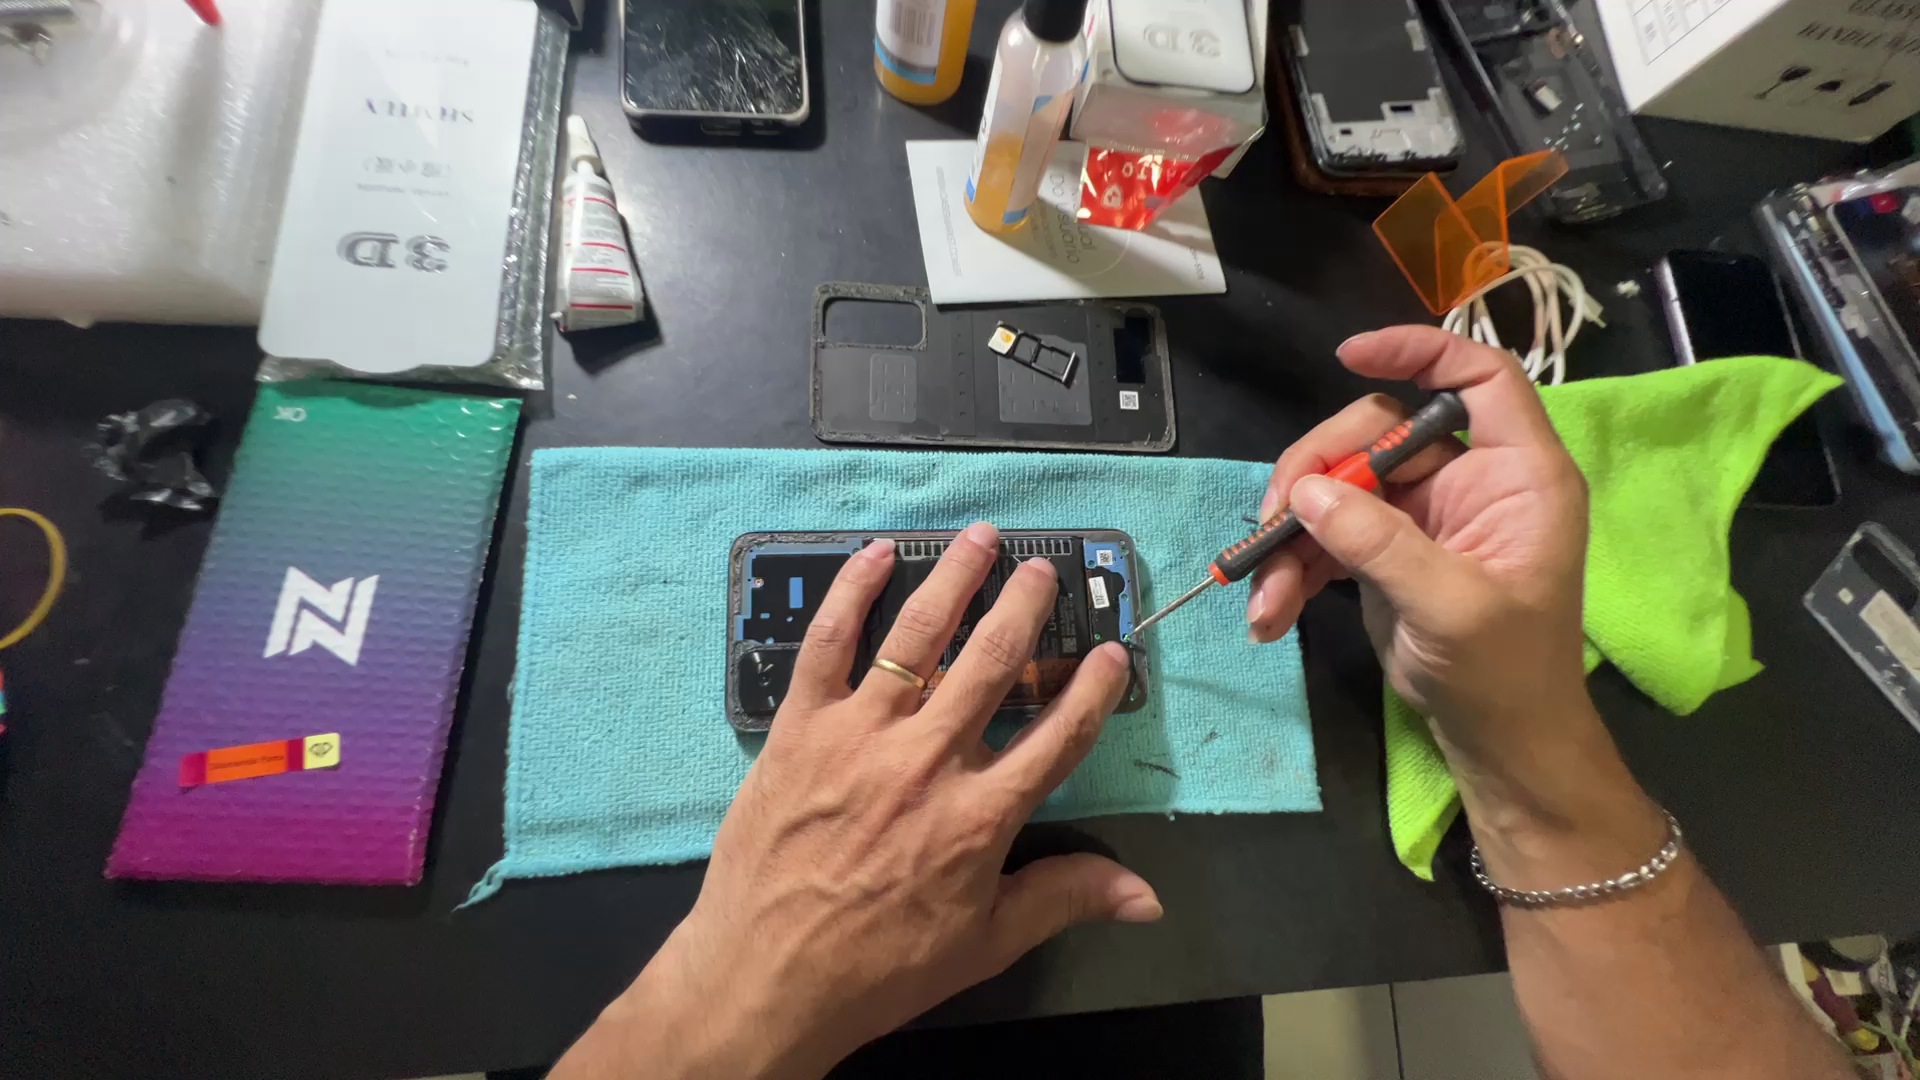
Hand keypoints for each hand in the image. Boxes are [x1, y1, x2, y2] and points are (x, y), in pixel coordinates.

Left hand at [554, 523, 1159, 1079]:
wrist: (764, 979)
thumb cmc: (881, 965)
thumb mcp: (985, 941)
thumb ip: (1066, 898)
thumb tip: (1150, 899)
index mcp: (980, 814)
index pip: (1058, 734)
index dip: (1092, 688)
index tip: (1111, 648)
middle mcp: (927, 758)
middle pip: (992, 663)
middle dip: (1023, 607)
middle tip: (1041, 568)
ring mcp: (860, 733)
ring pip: (917, 636)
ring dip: (955, 580)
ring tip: (980, 539)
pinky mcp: (801, 724)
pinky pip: (829, 643)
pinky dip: (852, 592)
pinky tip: (876, 553)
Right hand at [1243, 327, 1615, 831]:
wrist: (1490, 734)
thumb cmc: (1504, 671)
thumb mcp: (1451, 607)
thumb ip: (1381, 543)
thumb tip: (1304, 491)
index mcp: (1511, 475)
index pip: (1475, 379)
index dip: (1418, 352)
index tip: (1347, 355)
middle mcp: (1459, 481)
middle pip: (1369, 436)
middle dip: (1311, 478)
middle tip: (1271, 527)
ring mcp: (1411, 515)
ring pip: (1329, 489)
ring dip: (1285, 542)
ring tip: (1262, 599)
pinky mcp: (1374, 549)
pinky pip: (1317, 537)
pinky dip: (1287, 571)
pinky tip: (1270, 613)